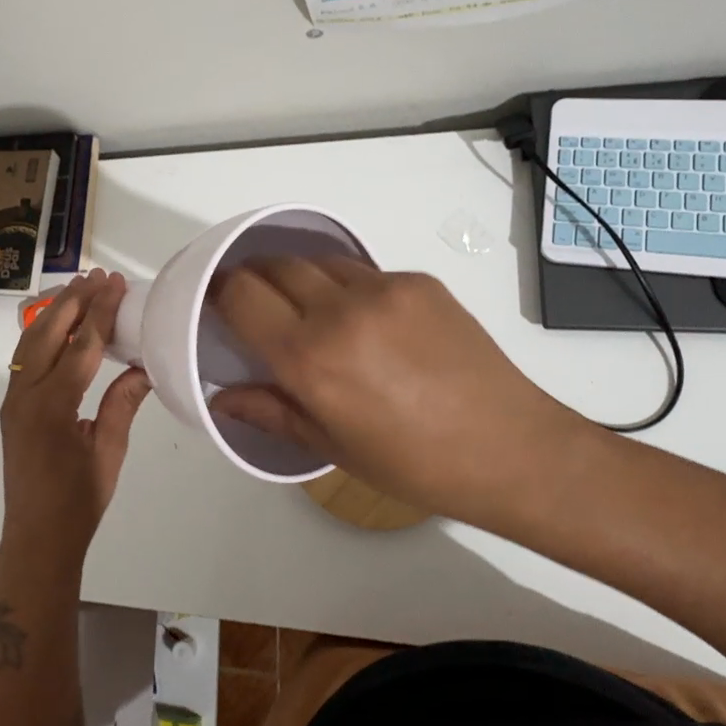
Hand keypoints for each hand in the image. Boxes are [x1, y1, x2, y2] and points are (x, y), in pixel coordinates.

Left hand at [0, 269, 151, 569]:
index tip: (114, 284)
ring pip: (29, 342)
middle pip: (47, 334)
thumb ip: (122, 403)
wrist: (36, 537)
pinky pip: (25, 359)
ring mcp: (12, 400)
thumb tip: (146, 366)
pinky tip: (59, 325)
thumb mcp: (109, 452)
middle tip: (97, 276)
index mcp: (51, 408)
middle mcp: (24, 396)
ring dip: (54, 313)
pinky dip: (42, 334)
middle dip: (73, 301)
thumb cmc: (78, 502)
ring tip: (78, 288)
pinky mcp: (11, 407)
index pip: (80, 347)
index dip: (100, 312)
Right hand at [207, 257, 592, 521]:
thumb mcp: (332, 447)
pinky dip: (347, 287)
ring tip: (309, 312)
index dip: (219, 292)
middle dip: (254, 279)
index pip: (240, 294)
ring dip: (300, 279)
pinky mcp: (419, 282)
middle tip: (254, 305)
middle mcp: (341, 311)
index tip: (214, 302)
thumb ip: (271, 411)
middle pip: (274, 265)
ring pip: (318, 262)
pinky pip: (363, 271)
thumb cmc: (413, 463)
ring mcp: (385, 289)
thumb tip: (222, 397)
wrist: (511, 448)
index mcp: (310, 358)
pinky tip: (364, 322)